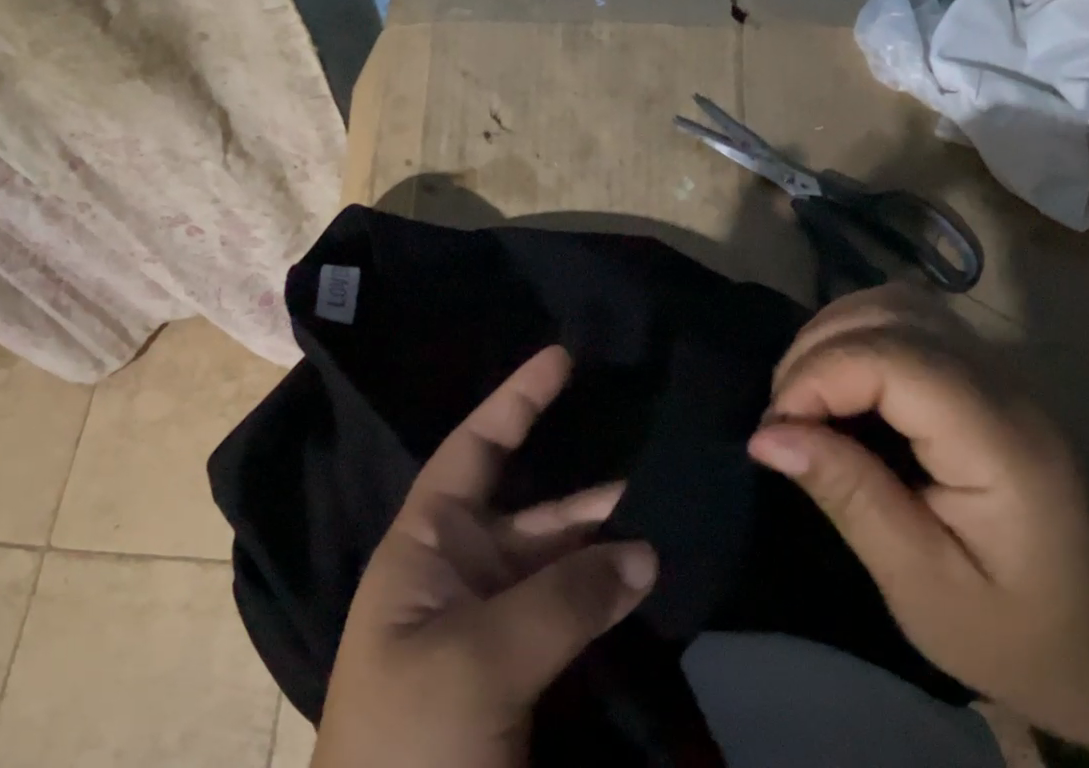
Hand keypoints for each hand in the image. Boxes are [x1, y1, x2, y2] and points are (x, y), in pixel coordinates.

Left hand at [312, 346, 658, 767]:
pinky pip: (575, 616)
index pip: (474, 451)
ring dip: (612, 548)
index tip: (563, 358)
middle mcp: (461, 571)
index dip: (515, 402)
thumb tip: (644, 550)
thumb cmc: (410, 732)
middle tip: (664, 460)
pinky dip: (611, 599)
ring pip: (564, 566)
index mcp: (427, 546)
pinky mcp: (525, 672)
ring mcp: (495, 624)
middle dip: (592, 489)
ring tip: (678, 522)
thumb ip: (563, 599)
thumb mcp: (477, 657)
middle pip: (536, 510)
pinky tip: (656, 582)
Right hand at [747, 286, 1088, 767]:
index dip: (817, 376)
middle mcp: (1006, 388)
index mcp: (999, 443)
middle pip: (893, 314)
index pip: (895, 359)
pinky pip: (908, 324)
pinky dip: (855, 339)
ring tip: (804, 401)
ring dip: (833, 337)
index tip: (774, 432)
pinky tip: (838, 389)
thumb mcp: (916, 582)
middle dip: (816, 353)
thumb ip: (847, 495)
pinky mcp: (983, 380)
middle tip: (783, 420)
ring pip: (898, 305)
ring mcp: (1000, 376)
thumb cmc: (1006, 633)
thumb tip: (765, 435)